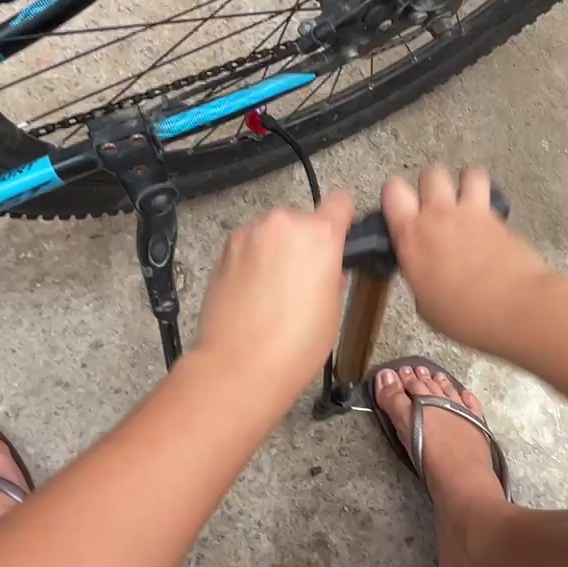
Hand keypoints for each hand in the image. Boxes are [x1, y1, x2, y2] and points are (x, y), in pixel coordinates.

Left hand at [192, 194, 354, 386]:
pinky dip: (252, 262)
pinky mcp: (225, 250)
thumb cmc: (293, 344)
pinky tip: (253, 295)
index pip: (340, 202)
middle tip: (304, 280)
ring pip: (272, 234)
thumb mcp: (332, 309)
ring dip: (276, 252)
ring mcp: (249, 235)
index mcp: (320, 235)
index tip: (339, 236)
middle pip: (302, 221)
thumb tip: (326, 270)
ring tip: (274, 292)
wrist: (240, 365)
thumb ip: (331, 275)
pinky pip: (248, 247)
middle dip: (304, 244)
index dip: (342, 220)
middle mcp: (283, 225)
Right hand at [383, 166, 551, 355]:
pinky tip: (491, 231)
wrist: (515, 308)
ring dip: (467, 183)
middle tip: (436, 206)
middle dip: (433, 184)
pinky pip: (492, 200)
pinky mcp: (502, 219)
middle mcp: (440, 215)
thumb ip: (421, 275)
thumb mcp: (426, 303)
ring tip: (468, 203)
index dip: (396, 195)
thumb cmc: (464, 315)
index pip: (393, 190)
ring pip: (469, 172)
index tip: (401, 210)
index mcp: (412, 235)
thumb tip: (428, 272)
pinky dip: (489, 209)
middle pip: (432, 172)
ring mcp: (474, 213)